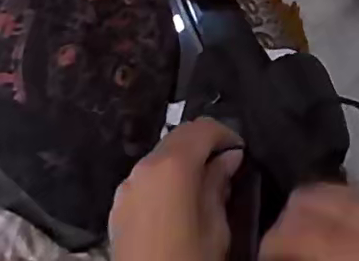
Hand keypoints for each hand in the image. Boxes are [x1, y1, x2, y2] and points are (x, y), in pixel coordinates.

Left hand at [110, 117, 245, 260]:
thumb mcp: (216, 230)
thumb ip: (219, 185)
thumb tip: (228, 158)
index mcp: (172, 165)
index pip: (202, 128)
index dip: (225, 133)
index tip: (241, 151)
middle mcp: (145, 165)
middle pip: (179, 136)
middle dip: (204, 144)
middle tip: (226, 163)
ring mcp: (127, 186)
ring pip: (161, 156)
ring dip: (183, 160)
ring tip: (204, 183)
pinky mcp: (117, 208)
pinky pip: (146, 178)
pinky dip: (165, 179)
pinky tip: (178, 202)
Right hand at [260, 184, 358, 260]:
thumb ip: (311, 259)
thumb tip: (286, 252)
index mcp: (351, 246)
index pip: (288, 227)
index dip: (268, 243)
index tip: (262, 255)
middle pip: (304, 196)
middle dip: (286, 222)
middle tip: (282, 250)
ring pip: (327, 187)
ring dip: (311, 211)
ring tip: (308, 240)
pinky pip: (354, 192)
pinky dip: (337, 208)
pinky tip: (338, 234)